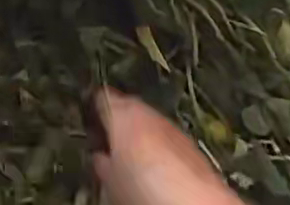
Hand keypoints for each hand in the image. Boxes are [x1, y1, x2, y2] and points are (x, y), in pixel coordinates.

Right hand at [92, 89, 242, 204]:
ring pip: (148, 122)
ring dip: (140, 135)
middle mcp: (145, 111)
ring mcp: (170, 126)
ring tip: (136, 161)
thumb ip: (101, 162)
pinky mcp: (191, 144)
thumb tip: (100, 157)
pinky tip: (161, 172)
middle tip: (111, 146)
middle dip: (118, 122)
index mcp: (119, 112)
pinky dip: (161, 148)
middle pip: (125, 106)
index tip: (91, 128)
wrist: (198, 204)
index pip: (99, 96)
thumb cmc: (143, 188)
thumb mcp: (111, 180)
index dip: (92, 110)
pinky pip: (167, 138)